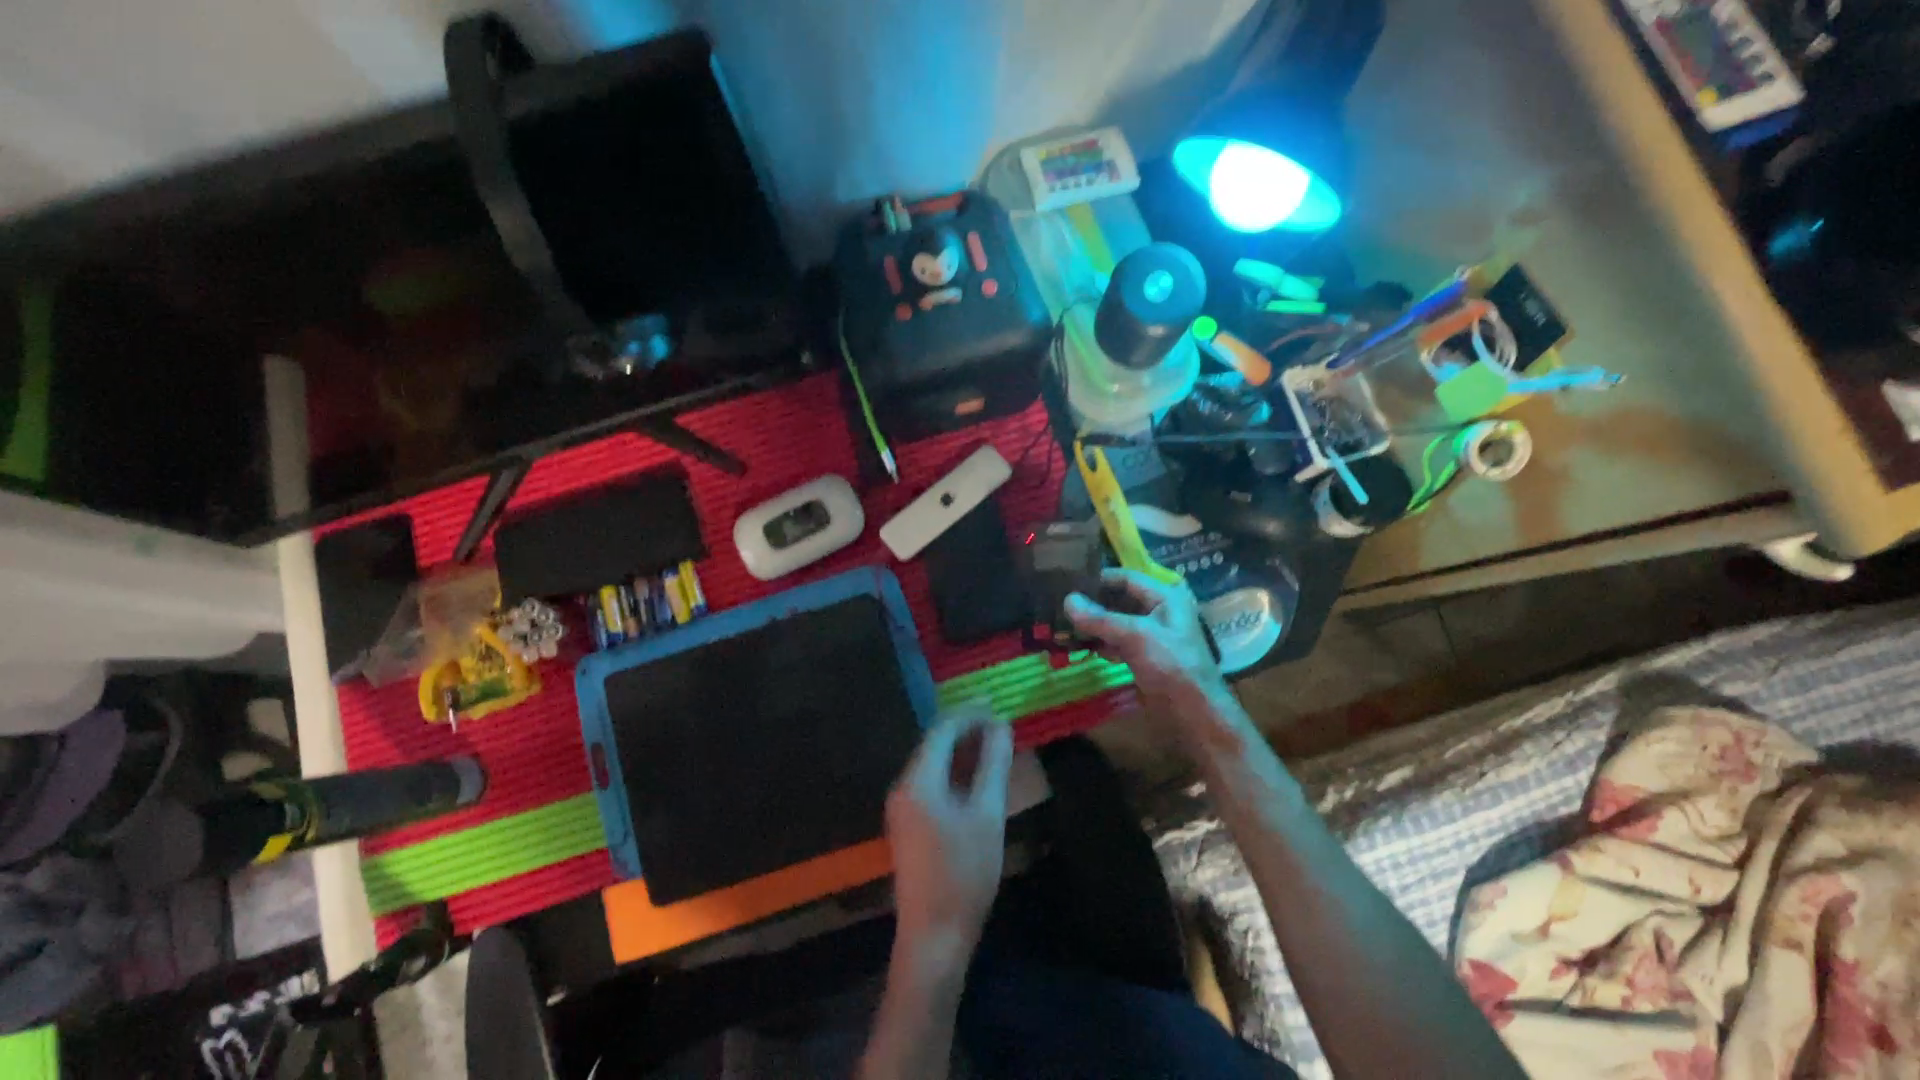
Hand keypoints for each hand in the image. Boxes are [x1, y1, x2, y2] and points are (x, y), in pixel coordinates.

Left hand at [885, 704, 1012, 976]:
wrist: (934, 934)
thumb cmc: (964, 873)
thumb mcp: (987, 815)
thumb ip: (993, 766)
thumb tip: (1001, 726)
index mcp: (917, 781)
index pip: (942, 729)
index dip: (971, 714)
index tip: (999, 706)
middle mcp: (902, 788)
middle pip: (934, 745)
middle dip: (968, 731)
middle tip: (1002, 725)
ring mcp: (902, 809)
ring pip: (933, 766)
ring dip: (963, 753)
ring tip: (996, 748)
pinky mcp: (908, 826)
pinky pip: (931, 785)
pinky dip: (955, 774)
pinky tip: (978, 780)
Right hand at [1065, 569, 1232, 719]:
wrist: (1193, 712)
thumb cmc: (1171, 665)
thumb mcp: (1135, 636)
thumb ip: (1100, 619)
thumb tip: (1067, 600)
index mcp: (1165, 596)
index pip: (1125, 578)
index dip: (1098, 580)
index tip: (1067, 584)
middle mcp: (1159, 611)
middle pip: (1119, 600)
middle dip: (1092, 605)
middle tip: (1060, 607)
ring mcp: (1152, 635)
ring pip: (1117, 622)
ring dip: (1094, 625)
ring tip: (1064, 626)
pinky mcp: (1145, 656)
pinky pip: (1118, 642)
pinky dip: (1102, 642)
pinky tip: (1081, 646)